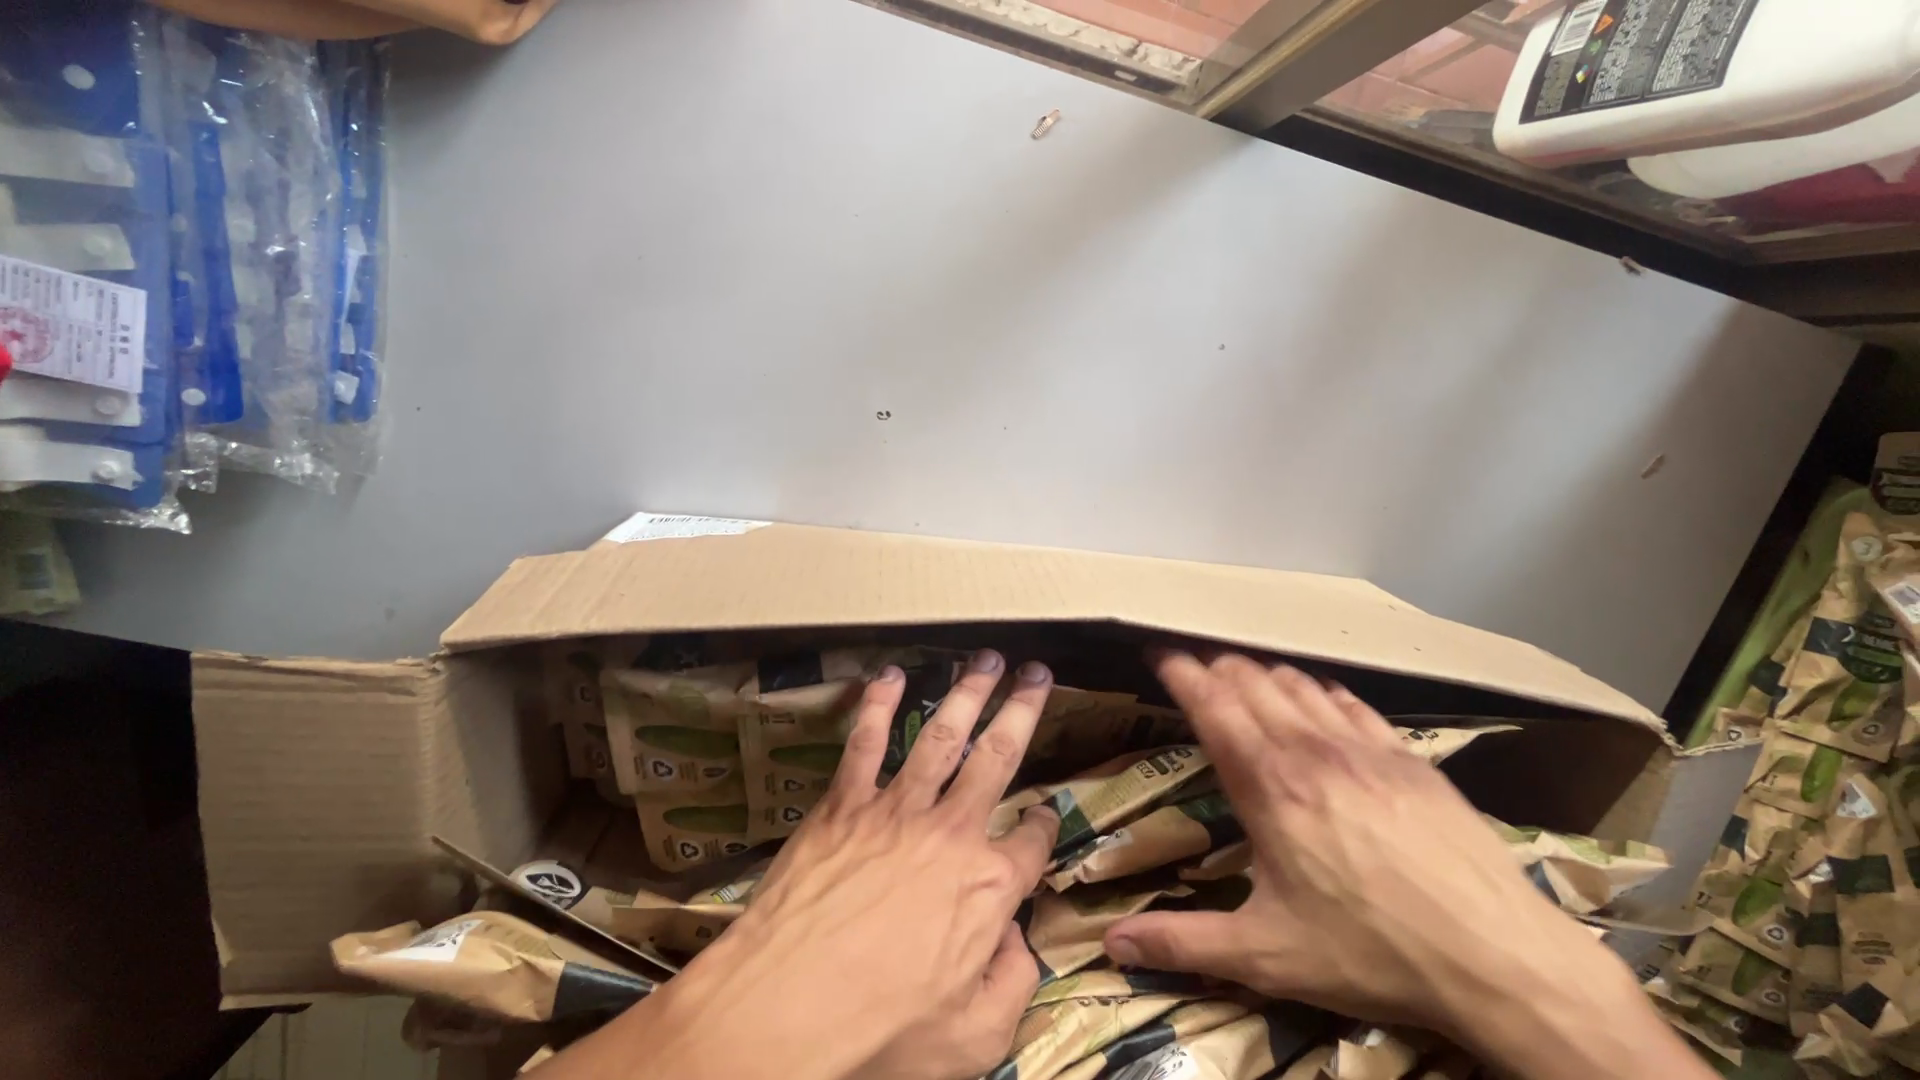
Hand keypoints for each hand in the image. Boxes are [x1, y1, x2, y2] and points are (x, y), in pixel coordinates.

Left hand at [544, 649, 1059, 1079]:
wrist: (783, 1010)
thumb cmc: (880, 1034)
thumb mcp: (974, 1041)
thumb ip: (1013, 986)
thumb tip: (1019, 943)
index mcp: (989, 887)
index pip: (1031, 843)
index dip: (1042, 825)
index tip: (1044, 810)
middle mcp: (951, 833)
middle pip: (997, 758)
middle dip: (1021, 711)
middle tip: (1038, 673)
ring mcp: (895, 811)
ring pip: (940, 736)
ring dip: (966, 693)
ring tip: (985, 659)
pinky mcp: (843, 805)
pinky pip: (865, 743)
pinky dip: (879, 705)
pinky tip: (891, 675)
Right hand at [1103, 651, 1714, 1079]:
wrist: (1500, 959)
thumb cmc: (1372, 954)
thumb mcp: (1265, 957)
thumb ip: (1182, 944)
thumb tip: (1110, 946)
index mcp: (1268, 786)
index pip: (1211, 704)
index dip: (1178, 669)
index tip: (1154, 649)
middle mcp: (1311, 750)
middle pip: (1250, 679)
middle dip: (1212, 663)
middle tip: (1190, 663)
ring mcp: (1366, 748)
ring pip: (1298, 682)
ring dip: (1261, 672)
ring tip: (1241, 675)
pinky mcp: (1410, 756)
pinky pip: (1350, 700)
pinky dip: (1318, 689)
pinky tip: (1315, 697)